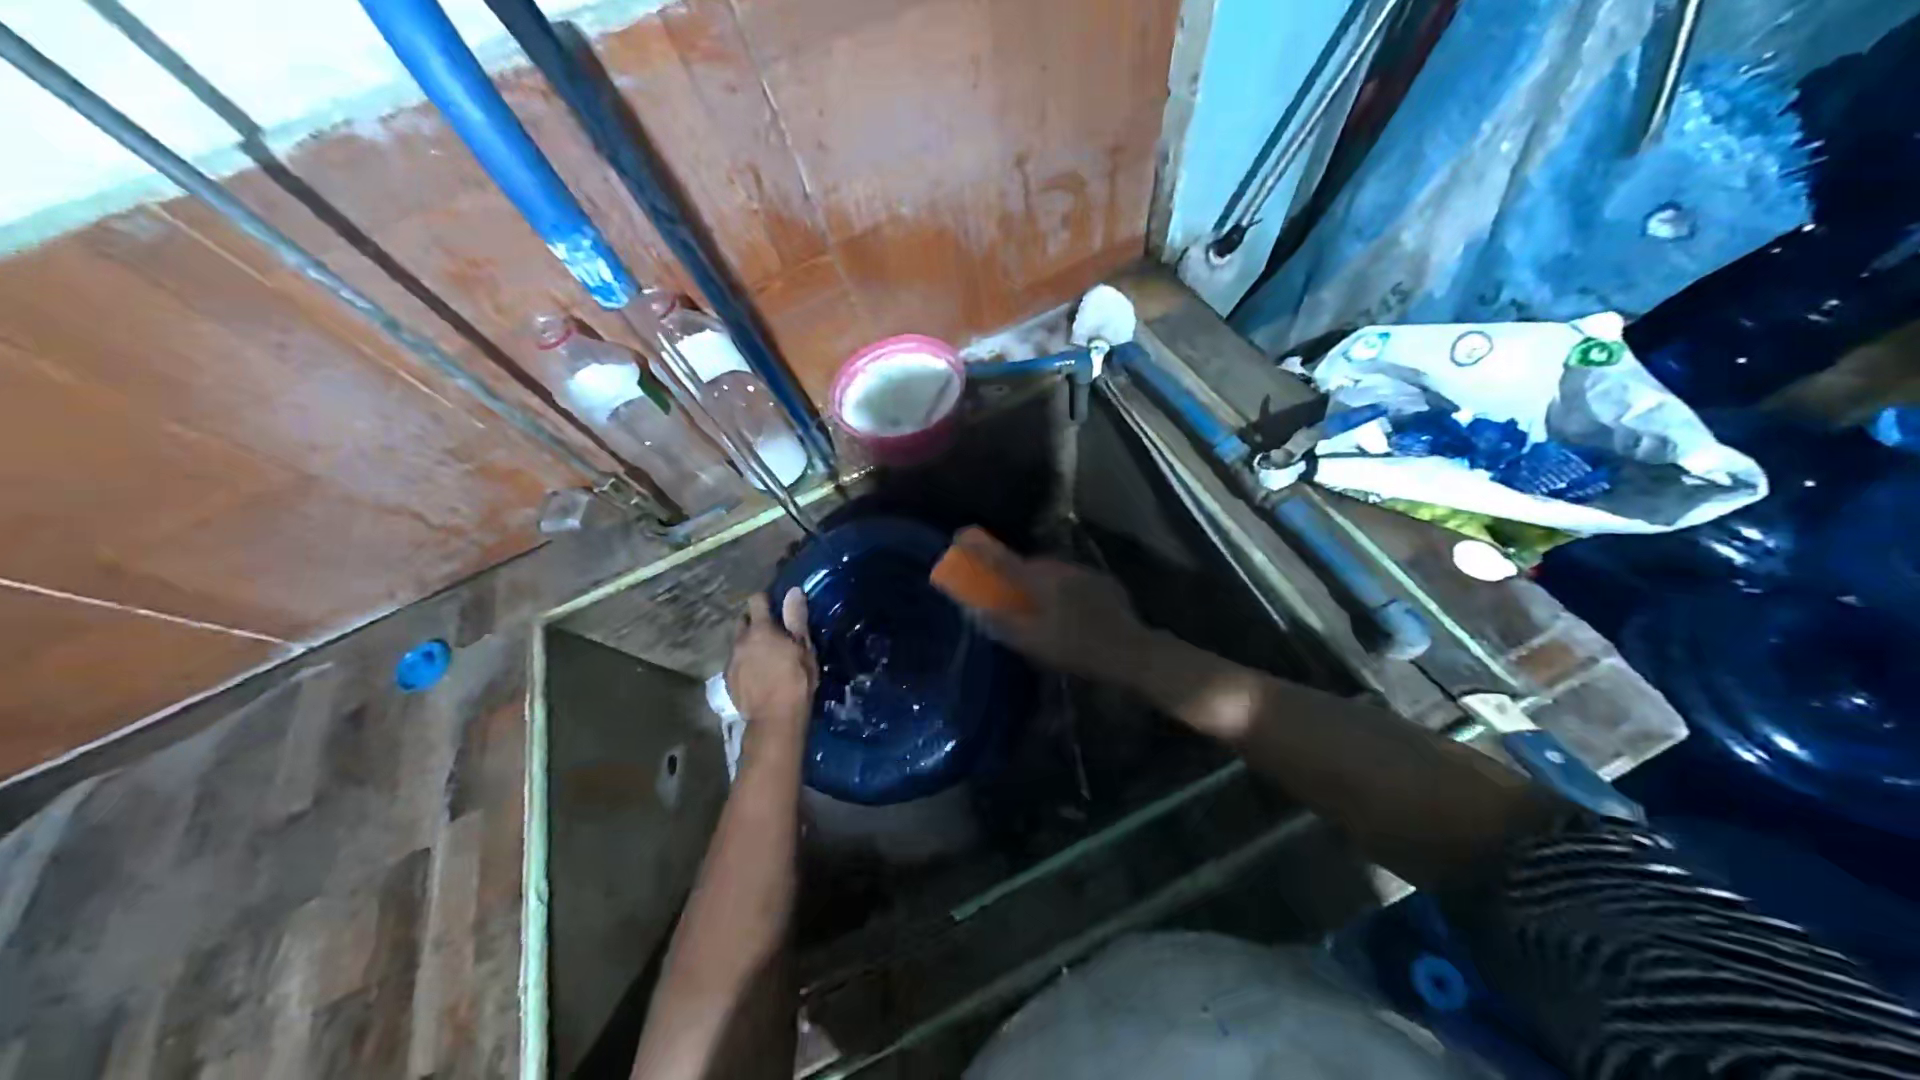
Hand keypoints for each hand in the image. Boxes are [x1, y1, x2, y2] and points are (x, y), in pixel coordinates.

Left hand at [726, 588, 816, 738]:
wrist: (774, 719)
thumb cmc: (796, 680)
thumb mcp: (803, 648)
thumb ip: (796, 619)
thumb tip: (793, 592)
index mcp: (761, 629)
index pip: (757, 600)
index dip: (767, 600)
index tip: (777, 606)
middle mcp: (740, 640)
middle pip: (744, 620)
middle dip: (756, 621)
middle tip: (773, 632)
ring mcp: (731, 660)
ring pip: (739, 642)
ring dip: (750, 643)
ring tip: (765, 655)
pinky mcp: (728, 679)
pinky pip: (736, 661)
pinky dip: (745, 661)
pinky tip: (757, 674)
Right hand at [934, 530, 1155, 684]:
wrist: (1131, 650)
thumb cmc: (1076, 647)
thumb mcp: (1032, 642)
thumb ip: (1002, 623)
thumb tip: (975, 609)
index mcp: (1039, 581)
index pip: (1002, 560)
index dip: (979, 549)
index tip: (961, 535)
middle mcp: (1059, 569)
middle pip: (1028, 566)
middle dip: (1014, 575)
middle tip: (1007, 593)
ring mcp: (1083, 573)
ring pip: (1052, 572)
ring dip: (1040, 583)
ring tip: (1040, 607)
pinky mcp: (1102, 582)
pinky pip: (1072, 580)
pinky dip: (1063, 590)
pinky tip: (1069, 611)